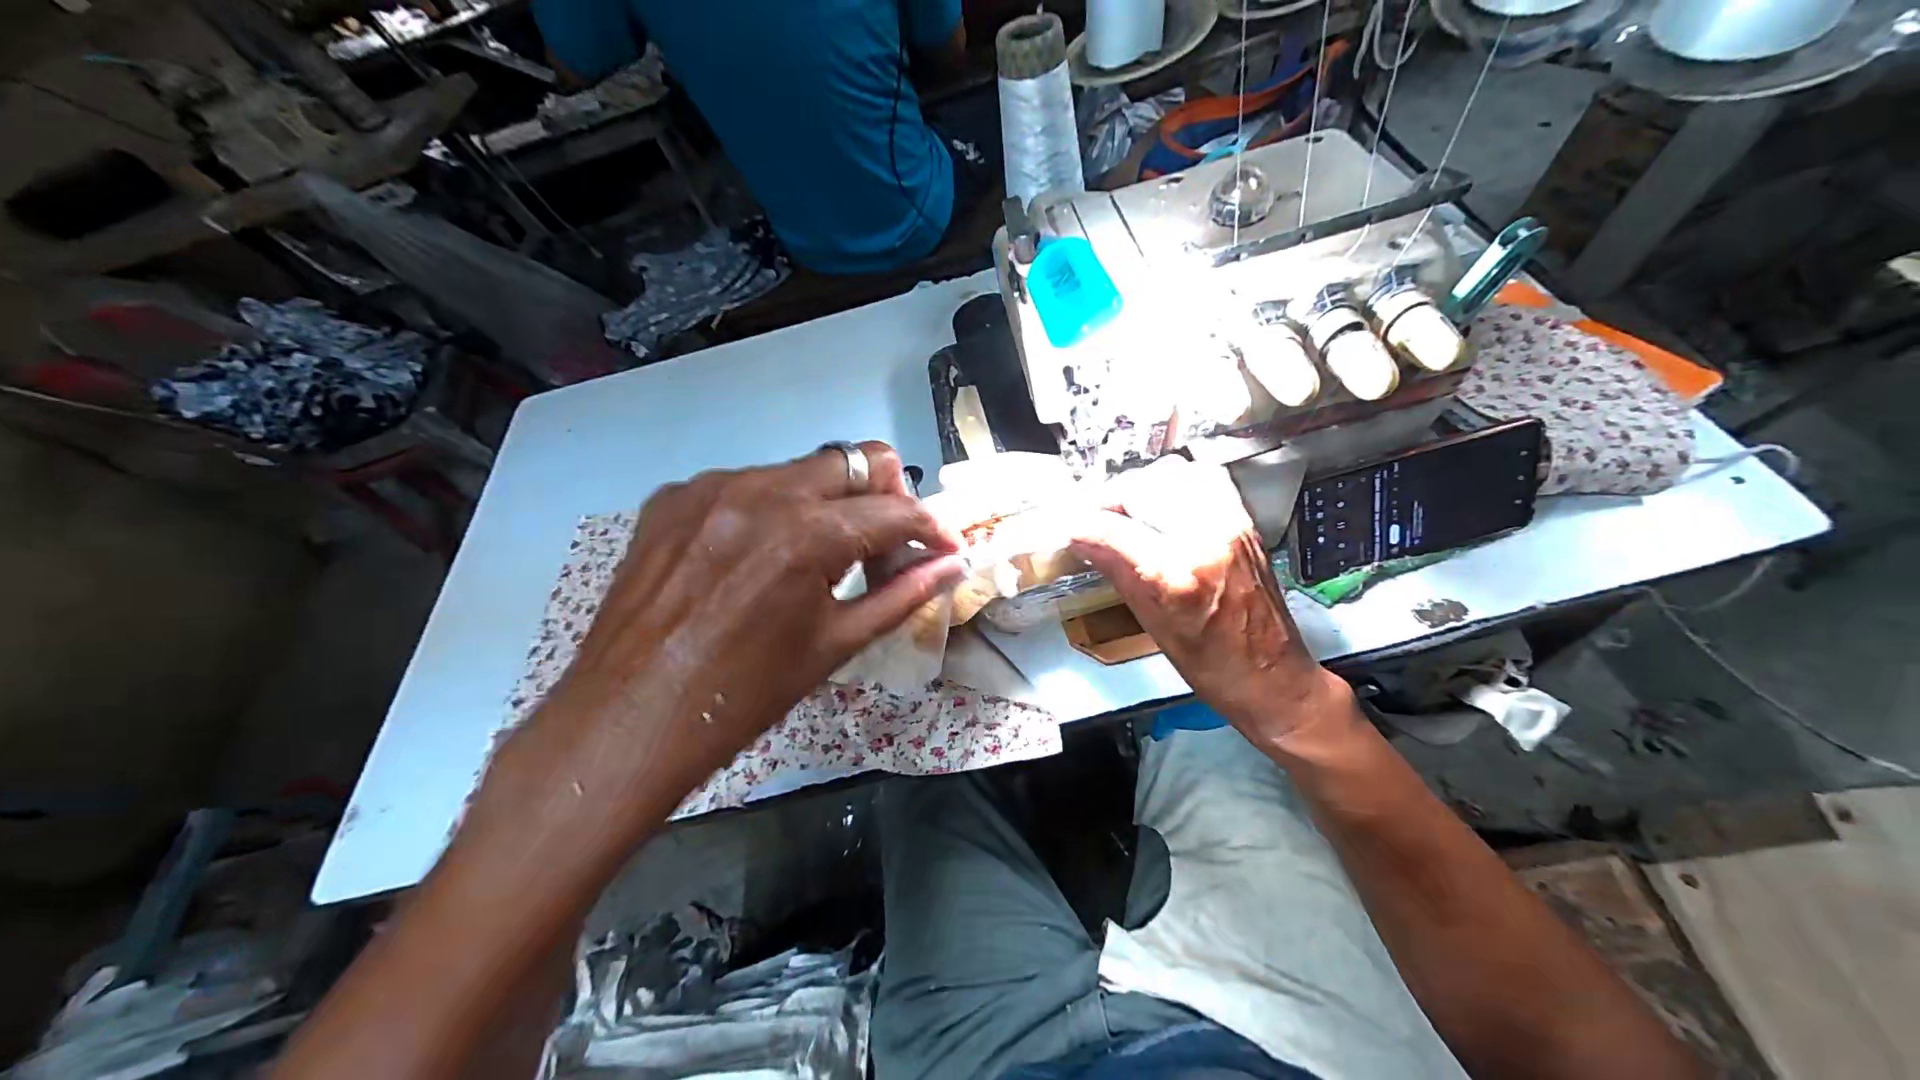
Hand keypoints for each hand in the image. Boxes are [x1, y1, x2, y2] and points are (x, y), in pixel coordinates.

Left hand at [486, 442, 963, 845]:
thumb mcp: (835, 645)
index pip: (896, 508)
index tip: (942, 548)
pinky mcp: (673, 496)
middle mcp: (761, 490)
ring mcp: (710, 487)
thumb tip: (952, 566)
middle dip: (885, 496)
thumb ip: (902, 595)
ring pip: (799, 469)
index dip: (931, 528)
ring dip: (827, 502)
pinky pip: (744, 484)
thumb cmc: (745, 695)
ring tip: (820, 554)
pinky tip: (758, 556)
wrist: (629, 718)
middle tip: (886, 543)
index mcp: (808, 534)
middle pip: (854, 460)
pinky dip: (770, 509)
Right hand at [1069, 457, 1346, 742]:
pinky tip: (1160, 507)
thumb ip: (1116, 570)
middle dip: (1108, 500)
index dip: (1081, 525)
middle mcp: (1208, 540)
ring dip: (1139, 488)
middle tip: (1092, 521)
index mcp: (1179, 577)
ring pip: (1170, 474)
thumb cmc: (1217, 668)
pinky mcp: (1243, 521)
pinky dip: (1172, 484)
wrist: (1274, 677)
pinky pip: (1201, 479)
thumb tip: (1082, 538)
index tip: (1068, 530)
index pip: (1112, 528)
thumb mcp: (1152, 625)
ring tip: (1125, 513)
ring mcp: (1230, 525)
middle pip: (1141, 488)